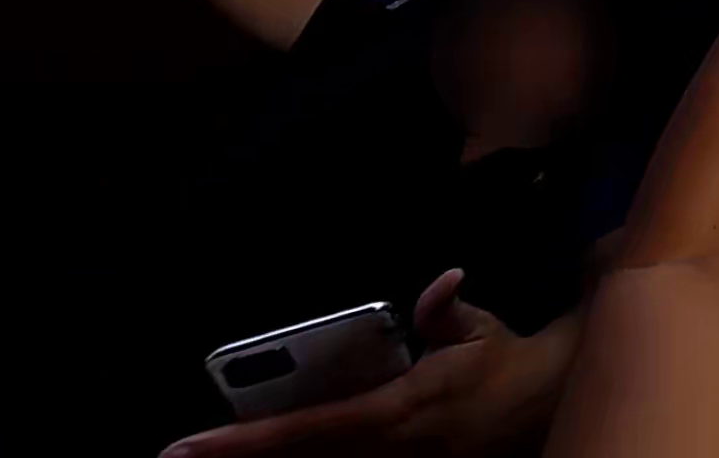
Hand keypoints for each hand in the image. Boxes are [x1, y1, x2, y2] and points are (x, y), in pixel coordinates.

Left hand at [162, 270, 577, 457]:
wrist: (533, 402)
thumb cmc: (500, 360)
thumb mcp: (478, 329)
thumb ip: (447, 309)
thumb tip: (446, 278)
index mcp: (395, 411)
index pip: (308, 428)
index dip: (245, 440)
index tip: (185, 447)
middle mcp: (381, 452)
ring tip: (223, 454)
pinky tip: (290, 454)